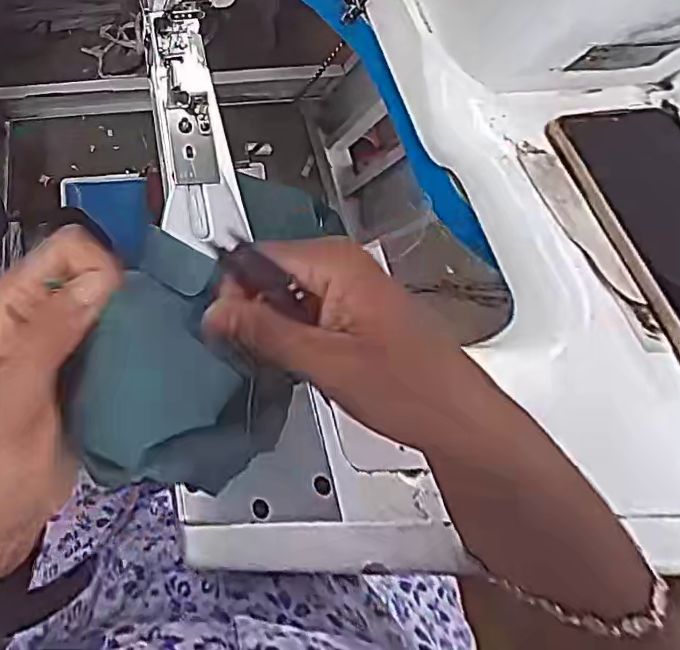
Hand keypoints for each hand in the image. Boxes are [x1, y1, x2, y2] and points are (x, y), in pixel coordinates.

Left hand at [0, 227, 119, 589]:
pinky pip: (115, 327)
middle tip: (132, 328)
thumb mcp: (16, 393)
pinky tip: (141, 353)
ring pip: (107, 295)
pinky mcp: (85, 359)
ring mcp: (62, 334)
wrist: (0, 518)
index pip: (67, 248)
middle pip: (91, 266)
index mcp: (10, 301)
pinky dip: (131, 334)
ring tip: (142, 340)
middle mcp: (36, 308)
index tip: (118, 304)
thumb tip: (101, 282)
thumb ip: (51, 334)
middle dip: (119, 287)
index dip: (97, 266)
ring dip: (129, 311)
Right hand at [202, 237, 498, 458]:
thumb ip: (262, 331)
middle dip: (251, 308)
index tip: (220, 322)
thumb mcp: (323, 361)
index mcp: (336, 261)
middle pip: (270, 273)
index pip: (258, 256)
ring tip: (275, 359)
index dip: (234, 289)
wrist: (461, 422)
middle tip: (242, 346)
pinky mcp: (352, 310)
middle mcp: (343, 264)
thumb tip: (218, 312)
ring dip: (271, 323)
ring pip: (285, 294)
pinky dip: (291, 332)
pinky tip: (296, 360)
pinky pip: (304, 309)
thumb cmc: (415, 389)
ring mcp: (349, 286)